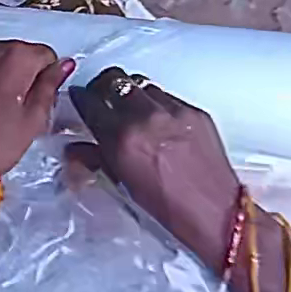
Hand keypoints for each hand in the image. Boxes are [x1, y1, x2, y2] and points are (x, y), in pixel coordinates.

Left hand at [0, 39, 73, 173]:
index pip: (47, 55)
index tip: (38, 99)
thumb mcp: (36, 117)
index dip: (48, 78)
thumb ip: (52, 84)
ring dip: (0, 76)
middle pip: (19, 54)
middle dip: (23, 75)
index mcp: (16, 56)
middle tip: (18, 109)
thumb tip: (63, 66)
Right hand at [67, 67, 241, 268]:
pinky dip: (158, 103)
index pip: (90, 102)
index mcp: (122, 139)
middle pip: (114, 79)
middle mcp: (146, 119)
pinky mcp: (194, 111)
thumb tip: (76, 148)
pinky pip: (168, 96)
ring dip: (132, 93)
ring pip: (141, 84)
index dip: (81, 98)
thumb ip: (95, 159)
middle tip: (101, 95)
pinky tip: (159, 121)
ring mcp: (173, 111)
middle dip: (103, 85)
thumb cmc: (168, 207)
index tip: (80, 98)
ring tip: (132, 109)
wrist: (214, 212)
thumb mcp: (123, 184)